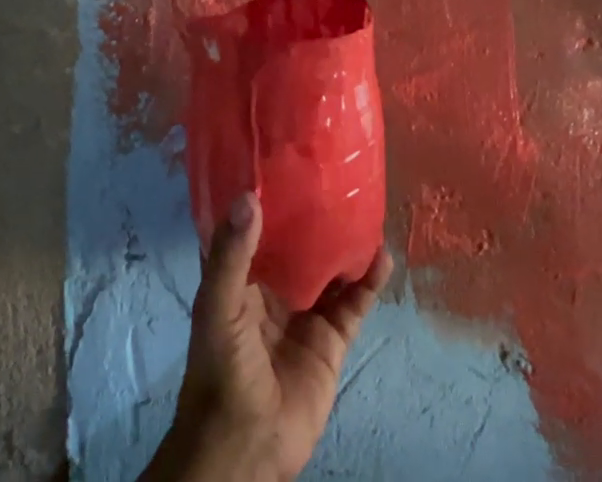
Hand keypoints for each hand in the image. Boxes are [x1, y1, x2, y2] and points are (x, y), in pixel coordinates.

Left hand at [141, 193, 395, 481]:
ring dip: (345, 243)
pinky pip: (353, 303)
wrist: (247, 442)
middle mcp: (271, 289)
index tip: (282, 159)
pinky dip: (369, 280)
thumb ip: (233, 254)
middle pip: (296, 244)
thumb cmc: (221, 367)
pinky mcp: (330, 339)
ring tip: (365, 207)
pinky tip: (382, 256)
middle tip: (335, 176)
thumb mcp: (218, 305)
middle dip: (313, 215)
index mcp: (237, 278)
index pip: (251, 229)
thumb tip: (250, 195)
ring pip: (329, 269)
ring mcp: (303, 313)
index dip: (264, 197)